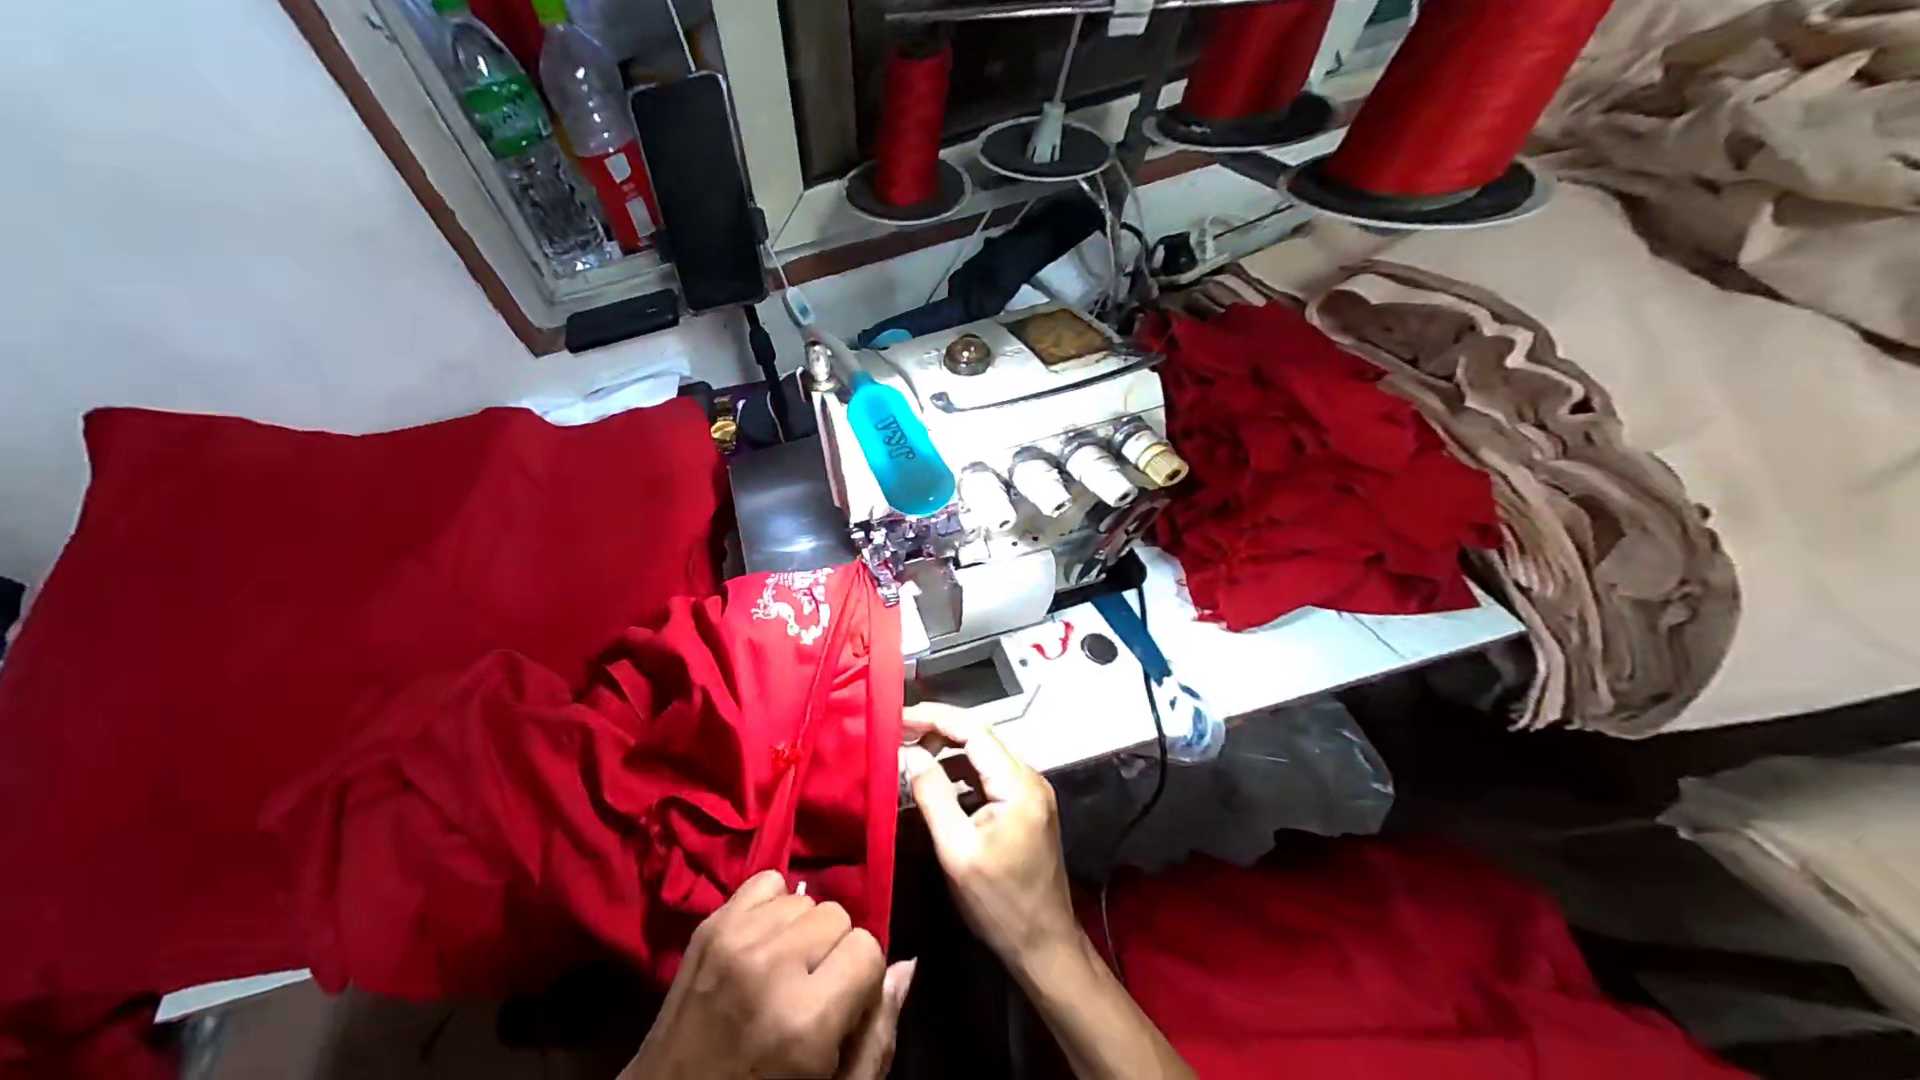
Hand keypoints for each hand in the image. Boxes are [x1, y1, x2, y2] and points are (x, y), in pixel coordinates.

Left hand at [621, 870, 915, 1079]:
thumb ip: (879, 1035)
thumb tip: (906, 964)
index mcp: (804, 1020)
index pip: (868, 948)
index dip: (861, 980)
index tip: (842, 1010)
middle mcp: (769, 967)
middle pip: (837, 915)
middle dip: (833, 952)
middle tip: (811, 993)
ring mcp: (733, 940)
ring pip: (804, 898)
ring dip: (802, 931)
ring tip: (783, 971)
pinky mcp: (707, 926)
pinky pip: (766, 882)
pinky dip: (772, 906)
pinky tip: (763, 944)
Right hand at [903, 704, 1079, 972]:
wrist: (1043, 944)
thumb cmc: (999, 903)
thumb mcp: (957, 851)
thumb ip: (933, 796)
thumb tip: (911, 755)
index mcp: (1018, 784)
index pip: (974, 730)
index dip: (935, 717)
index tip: (899, 719)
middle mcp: (1030, 778)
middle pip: (981, 736)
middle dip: (939, 730)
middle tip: (900, 736)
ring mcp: (1031, 792)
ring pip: (985, 754)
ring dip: (949, 750)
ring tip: (912, 754)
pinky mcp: (1026, 806)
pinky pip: (990, 775)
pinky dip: (962, 771)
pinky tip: (939, 781)